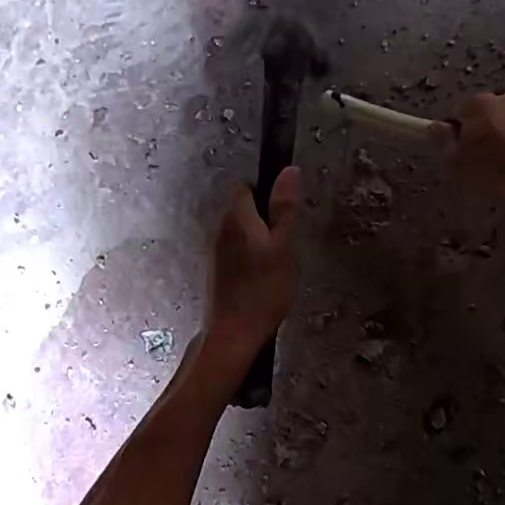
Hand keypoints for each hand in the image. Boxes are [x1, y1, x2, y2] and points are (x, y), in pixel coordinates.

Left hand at [205, 167, 300, 354]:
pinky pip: (235, 252)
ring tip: (274, 265)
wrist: (233, 333)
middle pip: (242, 209)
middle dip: (264, 219)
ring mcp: (215, 251)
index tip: (282, 213)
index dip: (266, 193)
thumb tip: (289, 171)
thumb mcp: (283, 247)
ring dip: (257, 240)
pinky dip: (249, 258)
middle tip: (283, 244)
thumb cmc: (262, 291)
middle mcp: (220, 230)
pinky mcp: (216, 270)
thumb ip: (285, 208)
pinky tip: (261, 279)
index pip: (245, 186)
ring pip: (240, 232)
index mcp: (236, 218)